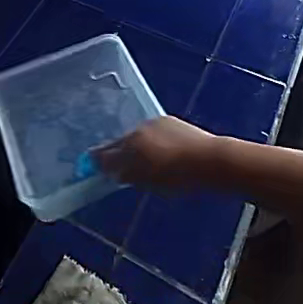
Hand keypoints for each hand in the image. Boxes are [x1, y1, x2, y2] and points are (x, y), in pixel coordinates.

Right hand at [93, 116, 219, 191]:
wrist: (210, 160)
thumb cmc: (180, 179)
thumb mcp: (150, 184)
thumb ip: (130, 176)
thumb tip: (117, 173)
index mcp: (130, 148)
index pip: (105, 154)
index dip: (98, 161)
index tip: (92, 164)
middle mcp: (136, 131)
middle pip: (118, 142)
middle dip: (114, 151)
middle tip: (115, 163)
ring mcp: (152, 123)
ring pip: (135, 135)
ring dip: (134, 145)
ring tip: (143, 159)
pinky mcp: (166, 120)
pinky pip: (150, 130)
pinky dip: (150, 139)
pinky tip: (160, 149)